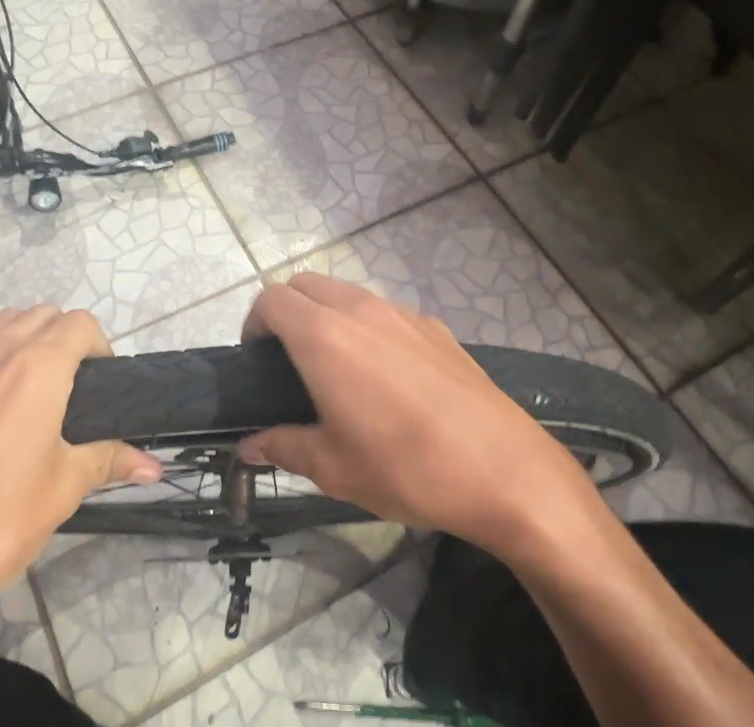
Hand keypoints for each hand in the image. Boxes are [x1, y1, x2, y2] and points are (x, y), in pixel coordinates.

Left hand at [0, 307, 161, 726]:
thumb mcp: (63, 489)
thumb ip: (109, 460)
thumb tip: (153, 466)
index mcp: (34, 371)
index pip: (78, 324)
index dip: (100, 347)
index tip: (104, 388)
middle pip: (38, 316)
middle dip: (65, 339)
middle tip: (76, 392)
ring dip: (25, 343)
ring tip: (35, 399)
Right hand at [237, 274, 602, 557]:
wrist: (504, 470)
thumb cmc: (405, 469)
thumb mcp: (333, 468)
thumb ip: (283, 447)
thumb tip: (249, 447)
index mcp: (326, 337)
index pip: (272, 299)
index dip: (254, 324)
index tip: (256, 362)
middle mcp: (362, 310)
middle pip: (307, 284)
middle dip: (286, 311)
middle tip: (287, 363)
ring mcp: (405, 315)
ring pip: (348, 294)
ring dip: (328, 316)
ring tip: (335, 370)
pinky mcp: (438, 329)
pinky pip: (386, 313)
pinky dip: (367, 327)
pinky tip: (385, 379)